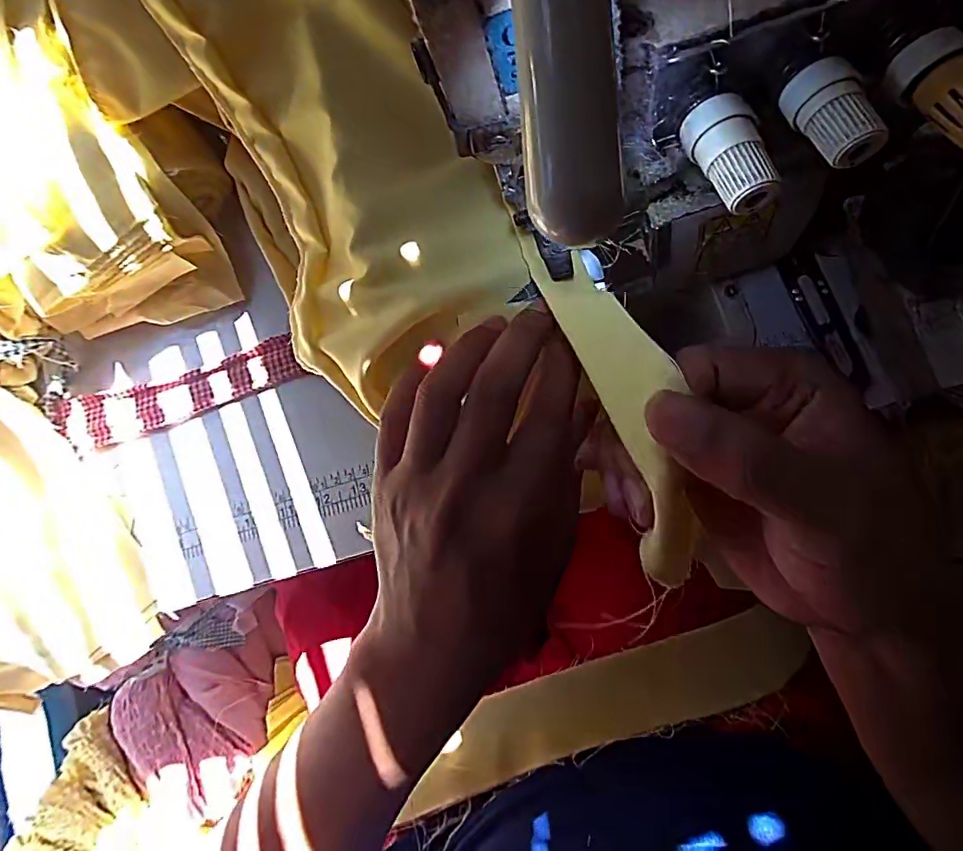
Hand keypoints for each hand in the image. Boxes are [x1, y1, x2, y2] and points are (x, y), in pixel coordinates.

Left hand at [365, 309, 589, 692]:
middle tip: (538, 314)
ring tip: (494, 325)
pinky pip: (395, 413)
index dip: (561, 368)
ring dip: (470, 347)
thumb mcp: (554, 545)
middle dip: (522, 340)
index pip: (546, 416)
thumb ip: (566, 474)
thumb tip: (579, 407)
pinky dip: (415, 376)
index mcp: (515, 508)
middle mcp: (463, 485)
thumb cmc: (504, 605)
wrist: (425, 648)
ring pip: (441, 391)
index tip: (571, 338)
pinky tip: (436, 351)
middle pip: (495, 390)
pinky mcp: (382, 478)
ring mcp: (414, 478)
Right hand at [644, 346, 962, 644]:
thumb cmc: (868, 548)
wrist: (875, 619)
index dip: (661, 396)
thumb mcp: (814, 500)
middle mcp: (745, 403)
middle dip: (633, 438)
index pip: (701, 367)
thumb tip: (657, 410)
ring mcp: (719, 445)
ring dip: (627, 466)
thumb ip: (742, 455)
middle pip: (664, 398)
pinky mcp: (702, 484)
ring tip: (631, 510)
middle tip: (627, 489)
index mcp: (782, 382)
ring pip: (649, 435)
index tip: (639, 445)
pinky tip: (633, 516)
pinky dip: (633, 489)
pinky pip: (652, 472)